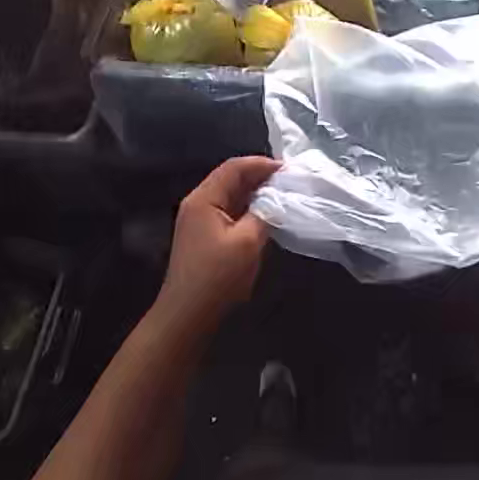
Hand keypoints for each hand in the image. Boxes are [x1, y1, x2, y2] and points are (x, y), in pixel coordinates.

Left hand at [154, 157, 280, 325]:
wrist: (188, 315)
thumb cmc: (217, 276)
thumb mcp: (248, 242)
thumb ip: (265, 214)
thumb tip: (278, 199)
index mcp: (204, 199)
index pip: (234, 167)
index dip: (262, 164)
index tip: (290, 170)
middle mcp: (198, 203)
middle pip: (231, 179)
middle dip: (261, 177)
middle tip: (291, 182)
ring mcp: (200, 220)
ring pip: (231, 196)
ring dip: (256, 193)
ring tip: (285, 196)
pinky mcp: (205, 236)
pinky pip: (230, 212)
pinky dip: (249, 209)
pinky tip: (268, 216)